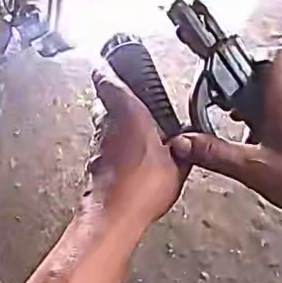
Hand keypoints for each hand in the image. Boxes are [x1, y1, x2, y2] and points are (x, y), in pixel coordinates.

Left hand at [82, 63, 185, 230]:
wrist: (112, 218)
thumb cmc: (140, 189)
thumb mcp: (177, 165)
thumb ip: (182, 151)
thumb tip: (187, 145)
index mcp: (128, 116)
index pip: (110, 82)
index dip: (107, 71)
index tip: (106, 64)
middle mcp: (107, 129)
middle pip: (105, 106)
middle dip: (116, 104)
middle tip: (129, 104)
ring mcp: (97, 150)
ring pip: (104, 131)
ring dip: (116, 131)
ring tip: (135, 139)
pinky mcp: (93, 170)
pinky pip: (104, 155)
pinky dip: (114, 155)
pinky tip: (128, 167)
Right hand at [168, 53, 281, 226]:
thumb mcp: (253, 168)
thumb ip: (215, 152)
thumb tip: (184, 143)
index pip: (267, 57)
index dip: (243, 66)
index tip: (225, 85)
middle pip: (276, 76)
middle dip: (251, 94)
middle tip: (234, 116)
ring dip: (269, 111)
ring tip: (254, 139)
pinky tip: (279, 154)